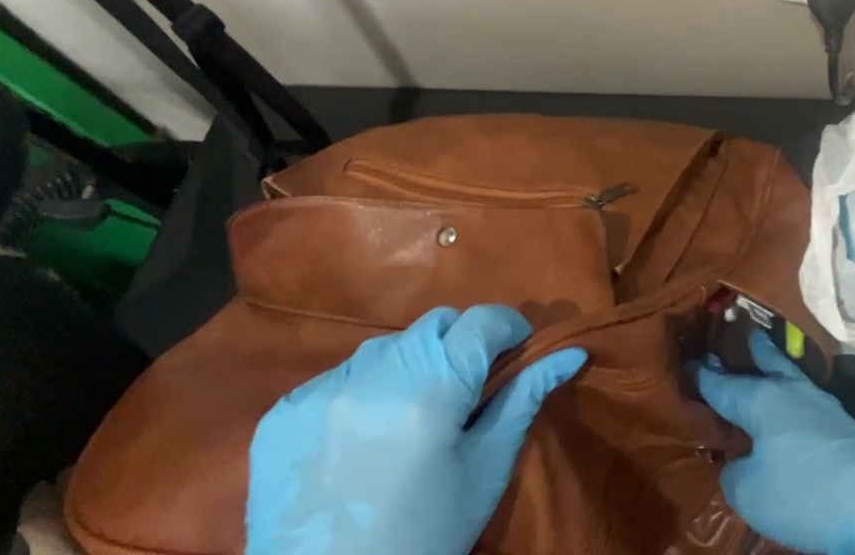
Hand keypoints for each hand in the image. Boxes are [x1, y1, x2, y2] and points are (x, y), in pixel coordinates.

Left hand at [245, 305, 585, 554]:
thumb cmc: (424, 538)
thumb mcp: (485, 472)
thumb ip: (523, 400)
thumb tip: (571, 354)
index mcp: (431, 391)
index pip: (481, 321)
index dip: (507, 328)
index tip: (516, 353)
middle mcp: (373, 376)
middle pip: (434, 323)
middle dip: (460, 343)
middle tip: (468, 389)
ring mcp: (321, 391)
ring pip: (386, 344)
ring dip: (412, 362)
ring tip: (414, 412)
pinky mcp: (283, 411)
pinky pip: (339, 375)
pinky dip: (364, 390)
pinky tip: (366, 435)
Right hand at [694, 334, 854, 554]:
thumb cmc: (805, 494)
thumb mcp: (749, 492)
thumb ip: (734, 471)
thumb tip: (742, 460)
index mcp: (763, 399)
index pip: (723, 385)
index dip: (704, 377)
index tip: (691, 363)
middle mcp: (794, 393)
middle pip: (771, 364)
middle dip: (757, 352)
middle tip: (749, 334)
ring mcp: (826, 408)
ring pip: (795, 380)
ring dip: (780, 370)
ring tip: (772, 363)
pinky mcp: (849, 429)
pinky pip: (811, 405)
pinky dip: (797, 401)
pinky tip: (798, 413)